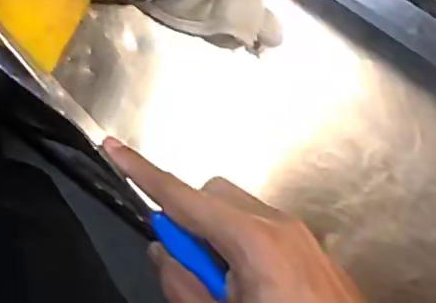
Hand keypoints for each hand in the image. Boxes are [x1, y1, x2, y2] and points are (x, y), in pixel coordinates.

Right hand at [106, 139, 361, 302]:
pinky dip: (249, 250)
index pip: (180, 196)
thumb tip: (162, 252)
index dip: (141, 172)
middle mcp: (282, 228)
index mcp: (254, 241)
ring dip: (222, 238)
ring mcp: (307, 241)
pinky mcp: (323, 259)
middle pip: (213, 196)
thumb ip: (182, 285)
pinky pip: (269, 232)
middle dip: (192, 222)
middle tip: (194, 273)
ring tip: (233, 293)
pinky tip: (260, 295)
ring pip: (240, 213)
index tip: (113, 148)